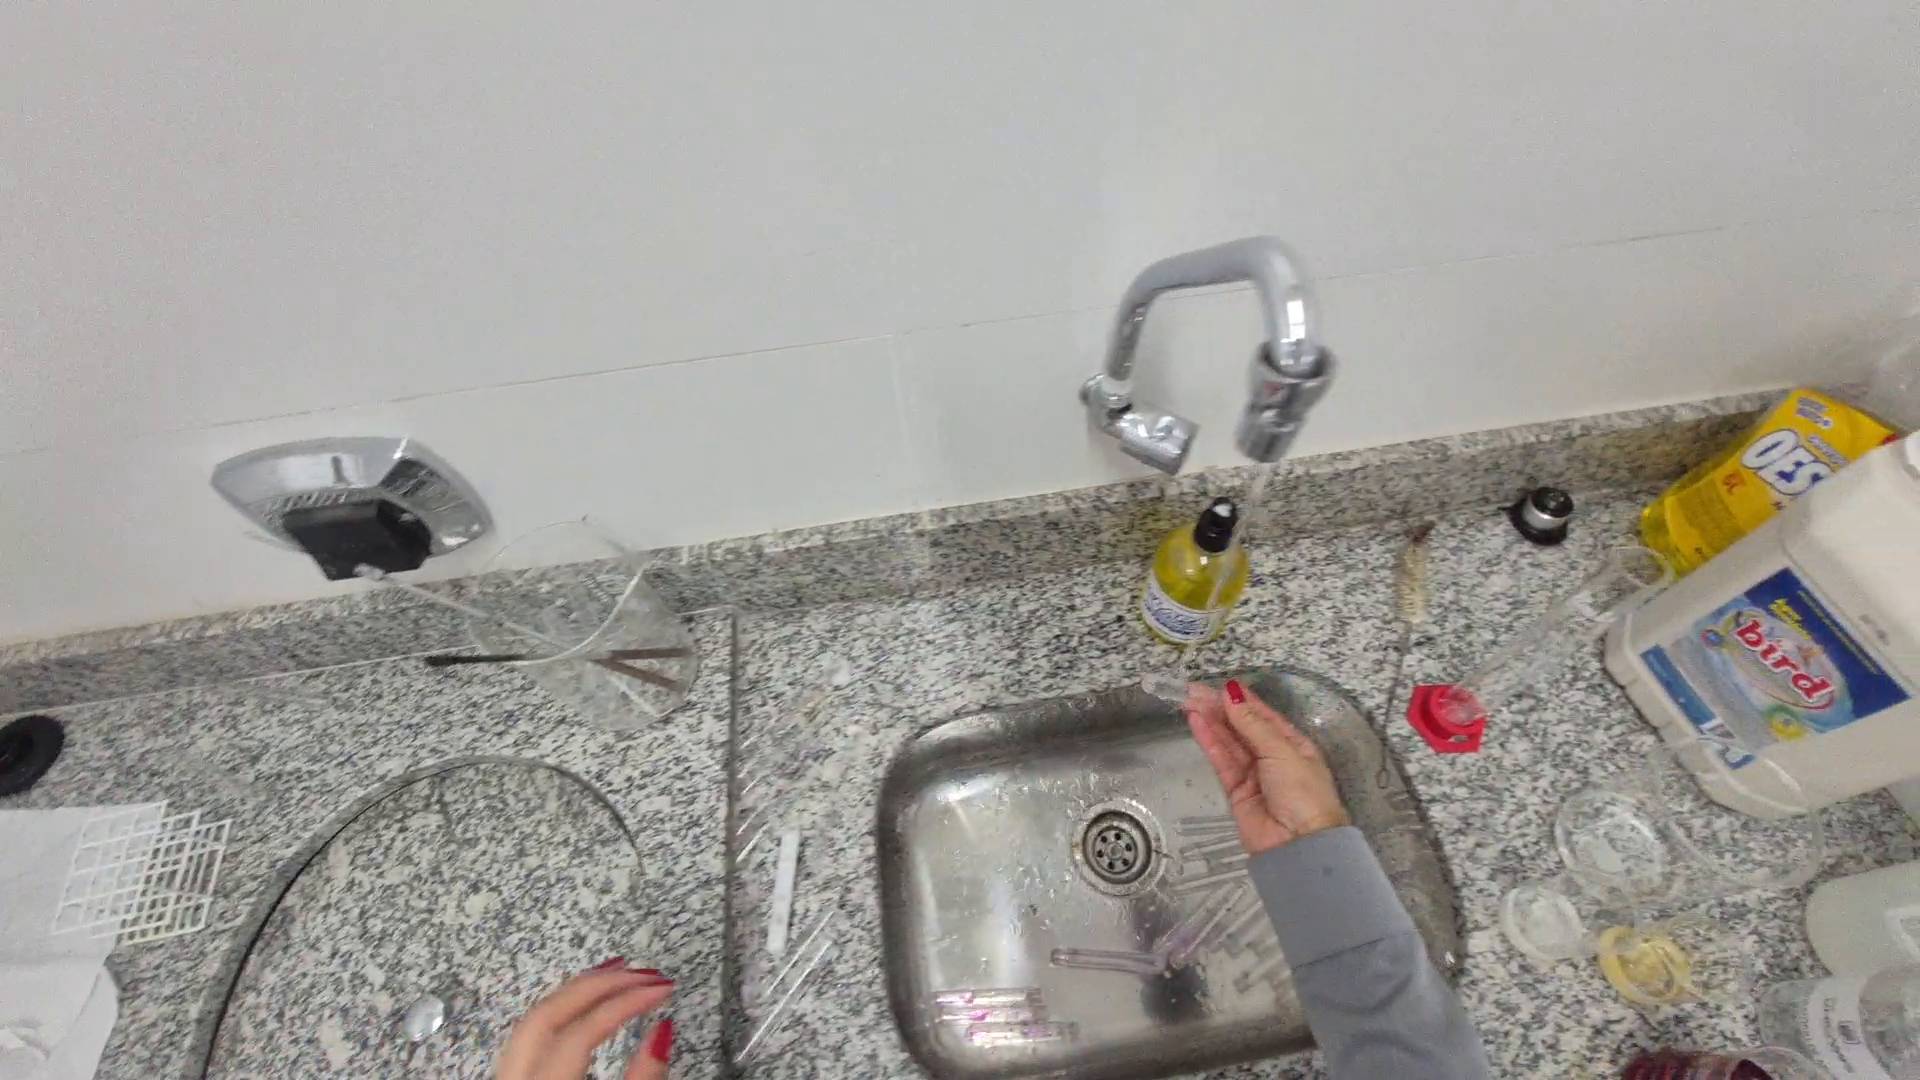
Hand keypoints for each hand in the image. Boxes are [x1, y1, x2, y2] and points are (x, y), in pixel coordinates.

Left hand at [497, 959, 674, 1079]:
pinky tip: (589, 1003)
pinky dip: (564, 1009)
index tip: (665, 988)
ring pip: (534, 1019)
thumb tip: (663, 1030)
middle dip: (601, 984)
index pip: (584, 1030)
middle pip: (548, 1013)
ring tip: (621, 972)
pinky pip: (530, 1033)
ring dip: (580, 989)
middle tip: (646, 973)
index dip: (628, 1001)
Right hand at [1184, 678, 1349, 855]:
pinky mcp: (1235, 789)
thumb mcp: (1281, 751)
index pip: (1262, 715)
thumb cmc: (1302, 792)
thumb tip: (1230, 693)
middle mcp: (1271, 756)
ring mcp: (1252, 773)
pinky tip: (1195, 723)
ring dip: (1209, 721)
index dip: (1240, 699)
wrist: (1299, 846)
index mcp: (1292, 744)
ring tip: (1188, 702)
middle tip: (1192, 691)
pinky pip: (1220, 759)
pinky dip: (1208, 741)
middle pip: (1241, 726)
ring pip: (1228, 741)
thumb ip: (1251, 723)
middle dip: (1219, 708)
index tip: (1217, 685)